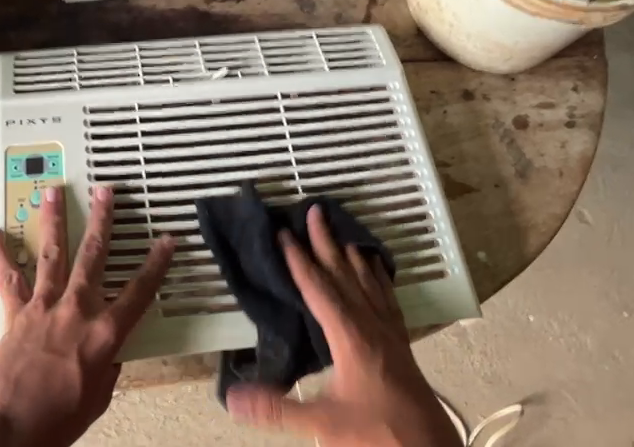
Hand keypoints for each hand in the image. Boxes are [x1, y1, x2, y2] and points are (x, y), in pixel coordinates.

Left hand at [0, 183, 176, 446]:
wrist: (12, 432)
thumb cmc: (59, 421)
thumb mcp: (98, 396)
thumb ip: (107, 364)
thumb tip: (108, 349)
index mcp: (104, 333)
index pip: (140, 291)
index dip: (156, 263)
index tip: (166, 239)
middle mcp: (76, 310)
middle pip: (94, 255)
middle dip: (102, 220)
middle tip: (105, 191)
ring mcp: (44, 307)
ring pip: (52, 253)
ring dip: (53, 220)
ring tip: (52, 192)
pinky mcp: (16, 313)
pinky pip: (8, 279)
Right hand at [225, 205, 458, 446]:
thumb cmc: (377, 433)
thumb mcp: (323, 424)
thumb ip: (278, 407)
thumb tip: (233, 397)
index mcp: (349, 335)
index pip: (318, 287)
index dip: (298, 259)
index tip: (283, 231)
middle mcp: (369, 322)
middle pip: (343, 273)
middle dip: (325, 241)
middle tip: (313, 210)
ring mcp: (389, 329)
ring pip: (367, 278)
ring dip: (350, 251)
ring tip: (339, 228)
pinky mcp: (401, 339)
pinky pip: (387, 294)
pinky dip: (378, 273)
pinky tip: (376, 264)